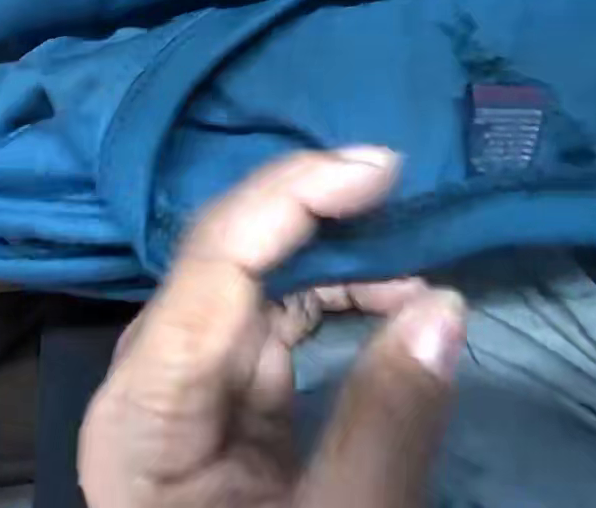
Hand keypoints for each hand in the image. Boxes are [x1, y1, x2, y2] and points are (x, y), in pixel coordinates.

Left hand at [78, 148, 467, 507]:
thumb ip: (385, 426)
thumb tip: (445, 305)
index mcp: (151, 400)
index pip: (217, 255)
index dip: (296, 192)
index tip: (381, 169)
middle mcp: (158, 362)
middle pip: (232, 246)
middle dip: (319, 206)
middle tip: (401, 189)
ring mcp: (190, 366)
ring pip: (258, 267)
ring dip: (336, 245)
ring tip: (409, 242)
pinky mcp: (225, 379)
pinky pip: (278, 306)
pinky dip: (337, 288)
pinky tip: (386, 289)